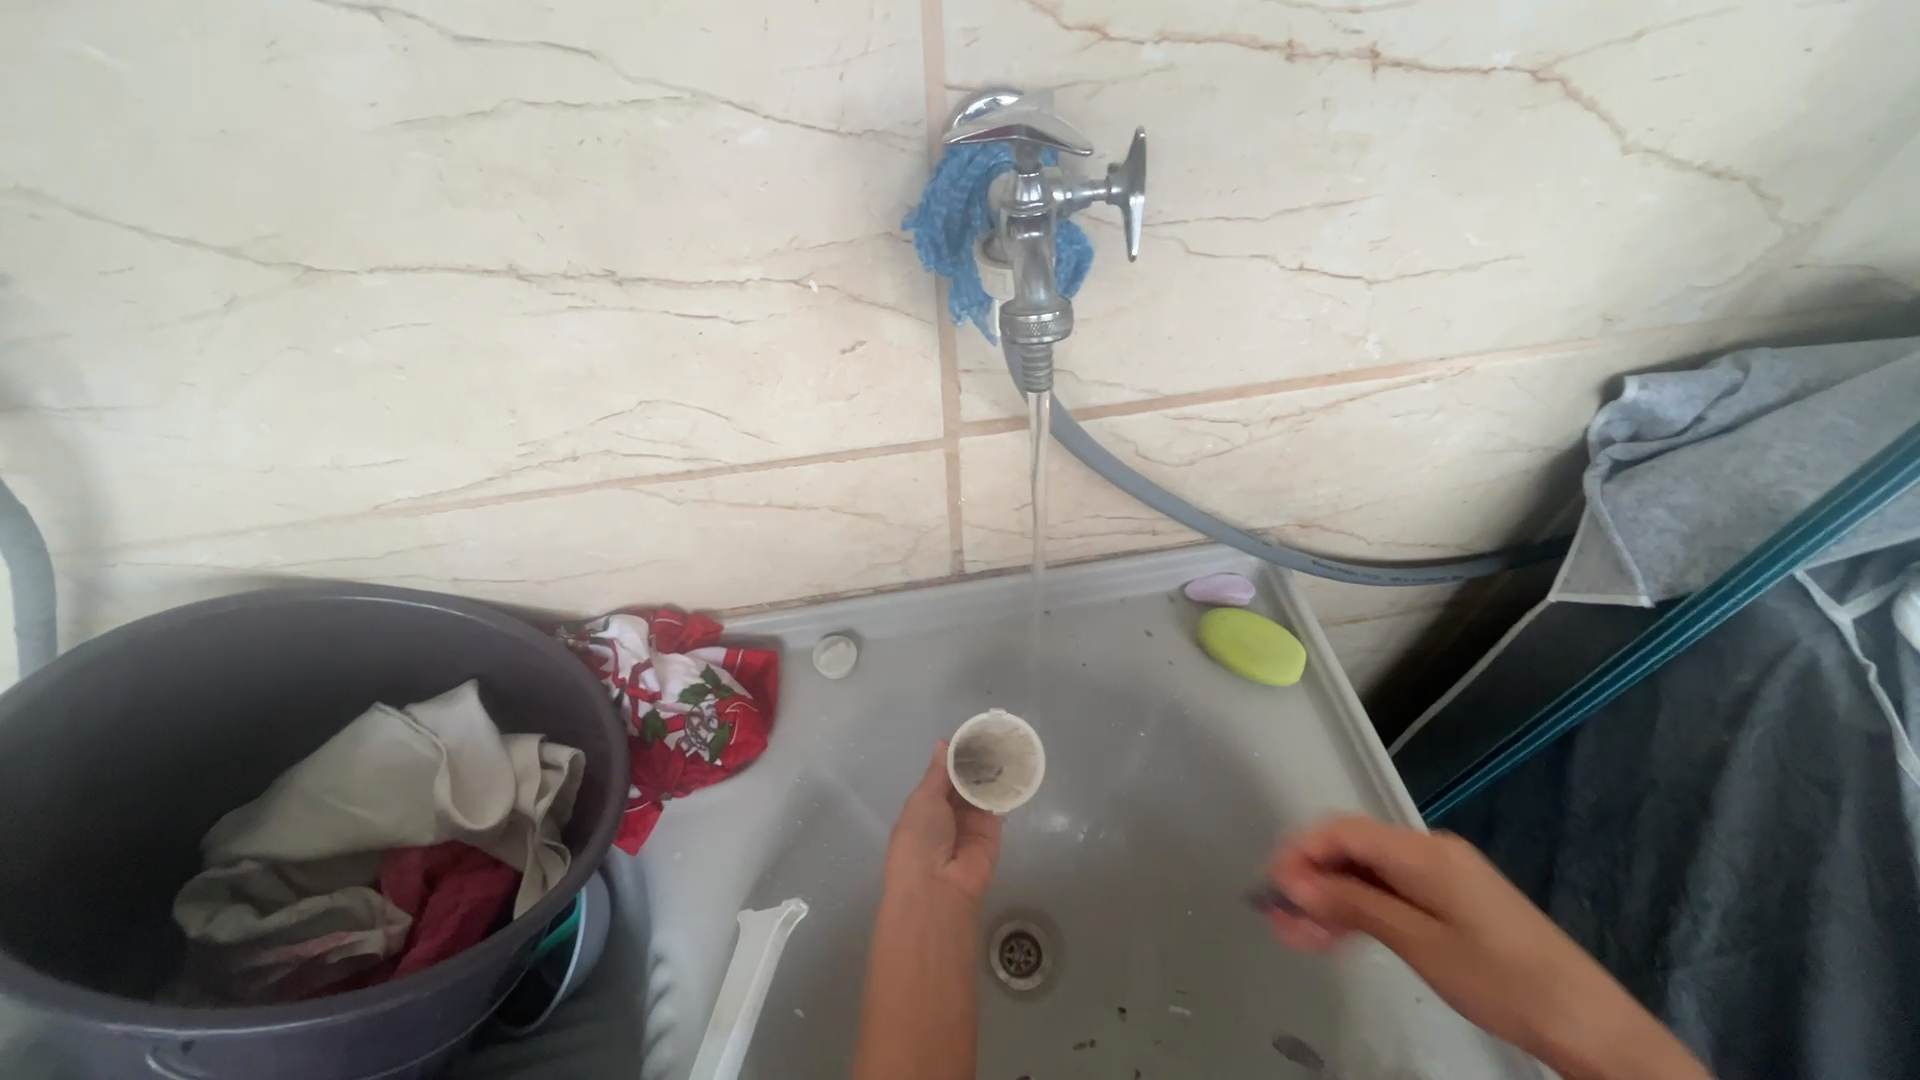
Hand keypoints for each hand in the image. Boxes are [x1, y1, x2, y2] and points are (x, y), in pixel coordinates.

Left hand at [882, 741, 1002, 906]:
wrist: (938, 888)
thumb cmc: (920, 839)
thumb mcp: (923, 799)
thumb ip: (939, 772)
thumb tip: (943, 743)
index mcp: (925, 805)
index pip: (943, 774)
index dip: (955, 755)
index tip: (971, 733)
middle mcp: (949, 812)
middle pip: (964, 781)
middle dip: (975, 761)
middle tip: (993, 734)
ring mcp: (972, 821)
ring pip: (982, 790)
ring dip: (990, 771)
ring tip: (1005, 742)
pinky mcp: (993, 831)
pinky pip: (998, 805)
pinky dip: (1004, 788)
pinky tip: (1014, 764)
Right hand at [1266, 815, 1709, 1079]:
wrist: (1589, 1024)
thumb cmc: (1501, 978)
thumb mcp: (1418, 943)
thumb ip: (1353, 906)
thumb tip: (1294, 884)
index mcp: (1422, 851)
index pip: (1341, 831)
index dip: (1299, 852)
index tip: (1271, 888)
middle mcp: (1428, 852)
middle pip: (1351, 850)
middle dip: (1309, 879)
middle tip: (1279, 920)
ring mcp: (1441, 877)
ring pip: (1366, 873)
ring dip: (1329, 899)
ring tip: (1298, 935)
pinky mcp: (1449, 901)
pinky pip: (1389, 892)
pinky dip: (1358, 909)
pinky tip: (1336, 936)